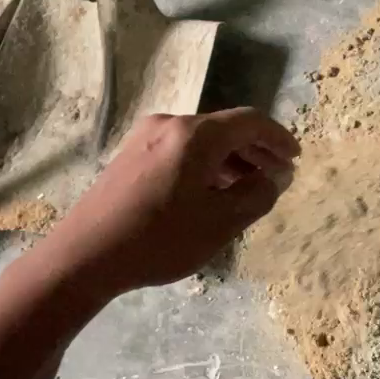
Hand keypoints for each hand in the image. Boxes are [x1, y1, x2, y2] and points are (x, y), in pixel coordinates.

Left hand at [36, 108, 299, 299]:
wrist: (83, 257)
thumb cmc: (160, 239)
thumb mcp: (222, 222)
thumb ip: (258, 194)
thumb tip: (277, 176)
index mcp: (196, 135)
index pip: (250, 121)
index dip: (278, 138)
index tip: (296, 158)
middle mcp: (170, 125)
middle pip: (226, 128)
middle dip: (257, 151)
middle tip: (279, 176)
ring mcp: (145, 138)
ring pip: (204, 141)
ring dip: (233, 160)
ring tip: (250, 188)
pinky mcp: (131, 156)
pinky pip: (182, 150)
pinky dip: (207, 165)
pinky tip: (214, 191)